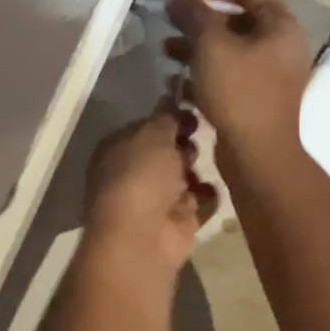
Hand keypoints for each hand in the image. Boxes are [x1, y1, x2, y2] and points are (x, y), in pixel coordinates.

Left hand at [83, 103, 217, 271]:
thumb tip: (172, 94)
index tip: (192, 110)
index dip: (169, 117)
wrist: (144, 236)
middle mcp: (136, 174)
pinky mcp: (179, 222)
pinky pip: (201, 201)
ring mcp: (158, 200)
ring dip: (197, 170)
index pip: (148, 127)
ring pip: (186, 175)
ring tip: (200, 168)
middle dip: (185, 144)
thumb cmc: (141, 176)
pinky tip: (210, 190)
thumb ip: (167, 114)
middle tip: (195, 141)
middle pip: (169, 151)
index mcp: (119, 149)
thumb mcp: (153, 133)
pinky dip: (208, 196)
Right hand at [165, 0, 311, 160]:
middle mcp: (282, 50)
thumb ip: (193, 12)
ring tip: (166, 50)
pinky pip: (229, 80)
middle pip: (238, 23)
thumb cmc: (239, 91)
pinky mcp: (257, 104)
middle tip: (170, 21)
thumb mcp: (212, 44)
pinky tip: (176, 81)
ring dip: (197, 49)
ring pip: (230, 54)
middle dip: (200, 21)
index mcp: (282, 28)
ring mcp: (271, 80)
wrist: (258, 155)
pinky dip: (204, 76)